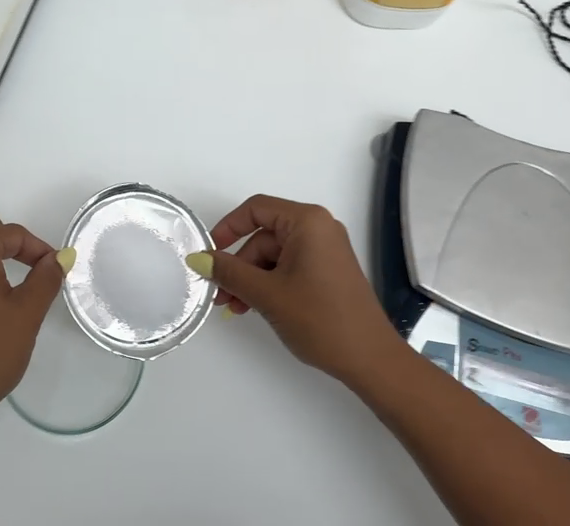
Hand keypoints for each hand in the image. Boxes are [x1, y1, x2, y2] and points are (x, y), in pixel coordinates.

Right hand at [193, 194, 403, 384]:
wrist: (371, 360)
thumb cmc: (319, 319)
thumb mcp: (267, 294)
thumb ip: (229, 272)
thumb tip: (198, 258)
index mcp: (307, 221)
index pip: (256, 209)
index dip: (227, 228)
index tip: (208, 253)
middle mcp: (319, 228)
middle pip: (264, 236)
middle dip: (240, 265)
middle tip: (220, 294)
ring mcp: (326, 251)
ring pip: (274, 256)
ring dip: (252, 279)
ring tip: (234, 308)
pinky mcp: (329, 272)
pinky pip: (289, 267)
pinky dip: (270, 284)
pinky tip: (255, 307)